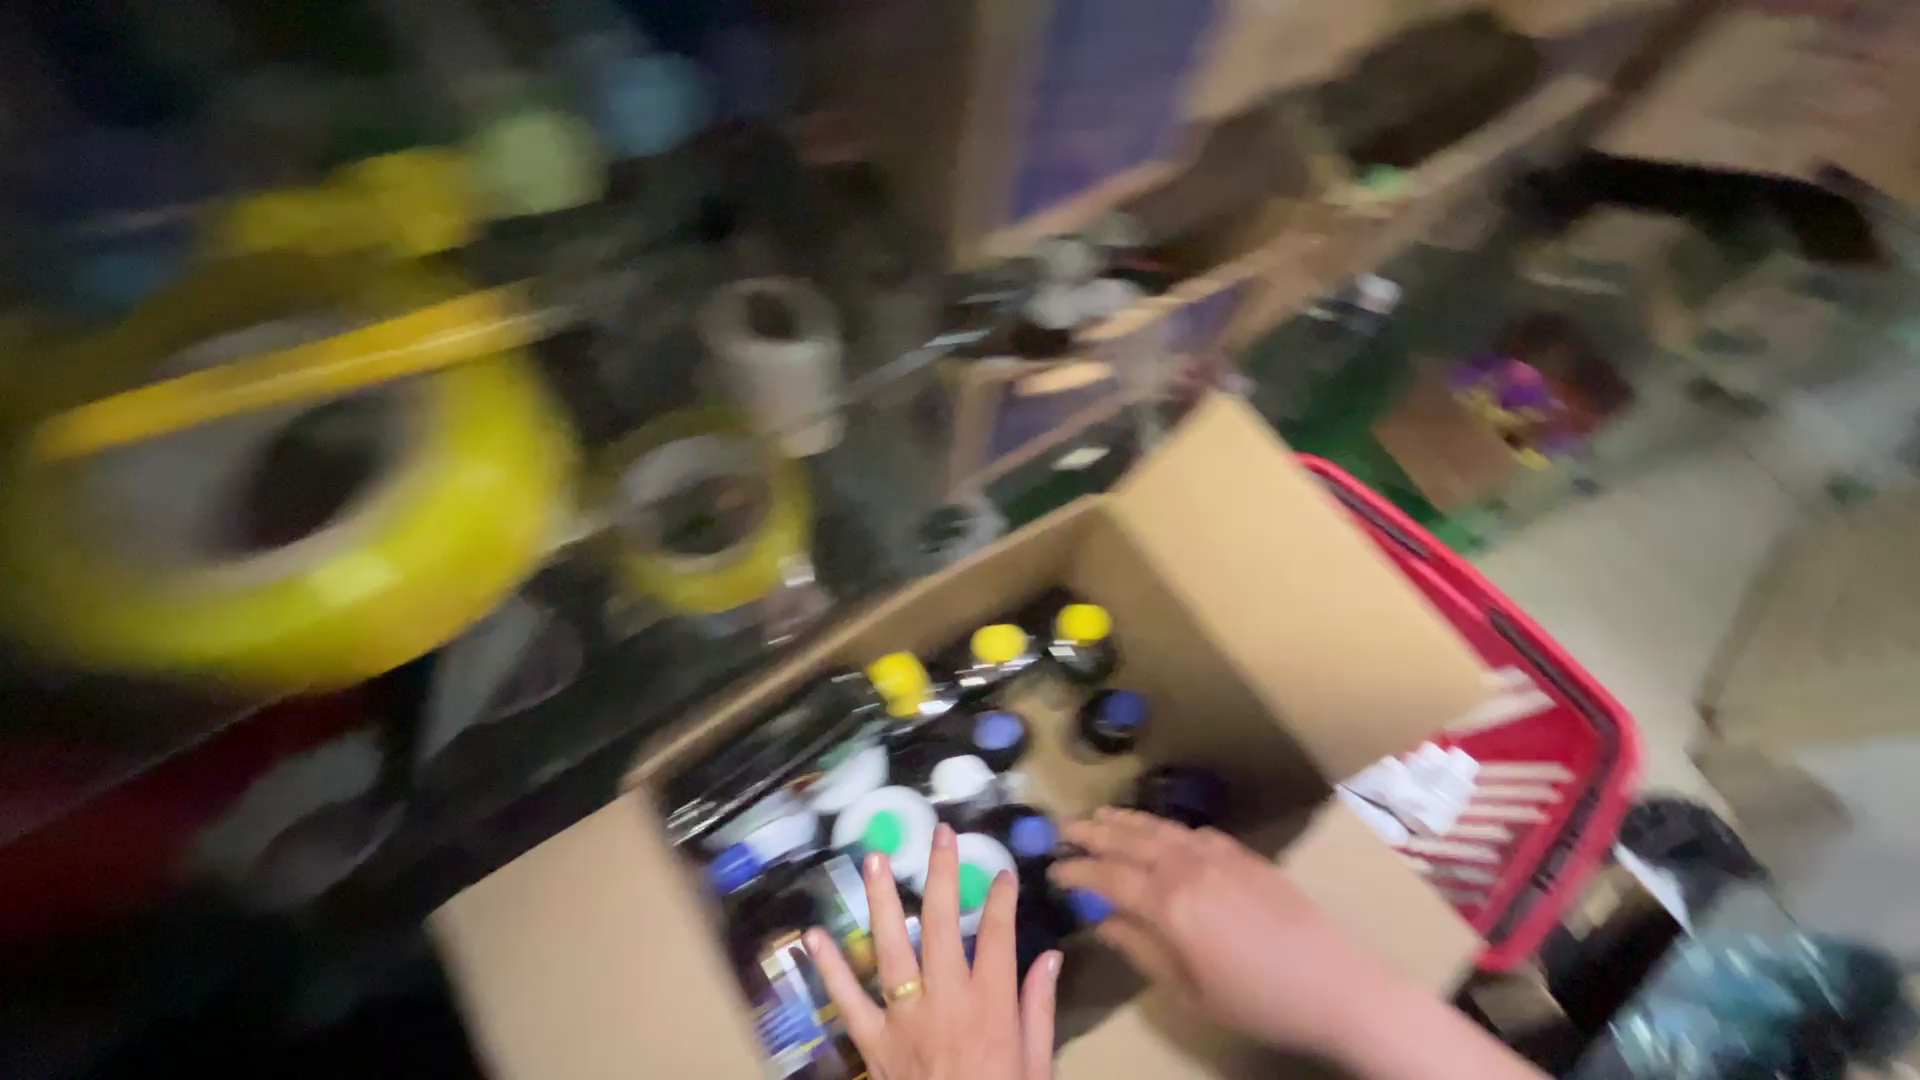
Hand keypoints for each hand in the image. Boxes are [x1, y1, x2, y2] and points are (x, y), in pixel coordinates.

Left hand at [805, 822, 1062, 1079]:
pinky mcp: (873, 1043)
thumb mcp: (1036, 1067)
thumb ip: (1039, 1009)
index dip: (1002, 899)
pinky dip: (830, 968)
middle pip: (944, 924)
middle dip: (943, 874)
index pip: (998, 935)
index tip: (1003, 873)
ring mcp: (904, 1020)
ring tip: (873, 860)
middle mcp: (945, 1001)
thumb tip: (1050, 958)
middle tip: (940, 834)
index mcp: (989, 1007)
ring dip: (882, 901)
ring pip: (892, 948)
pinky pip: (849, 1000)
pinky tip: (815, 937)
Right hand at [1048, 808, 1390, 1054]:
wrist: (1336, 985)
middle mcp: (1186, 867)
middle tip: (1061, 826)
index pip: (1106, 876)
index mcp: (1168, 903)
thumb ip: (1141, 949)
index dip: (1075, 870)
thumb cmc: (1257, 1000)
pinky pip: (1191, 830)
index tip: (1051, 867)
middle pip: (1127, 840)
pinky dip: (1165, 826)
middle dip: (1090, 831)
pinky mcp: (1241, 853)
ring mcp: (1216, 854)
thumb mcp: (1189, 991)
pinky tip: (1157, 829)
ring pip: (1158, 827)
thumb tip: (1102, 921)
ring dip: (1124, 819)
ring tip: (1098, 813)